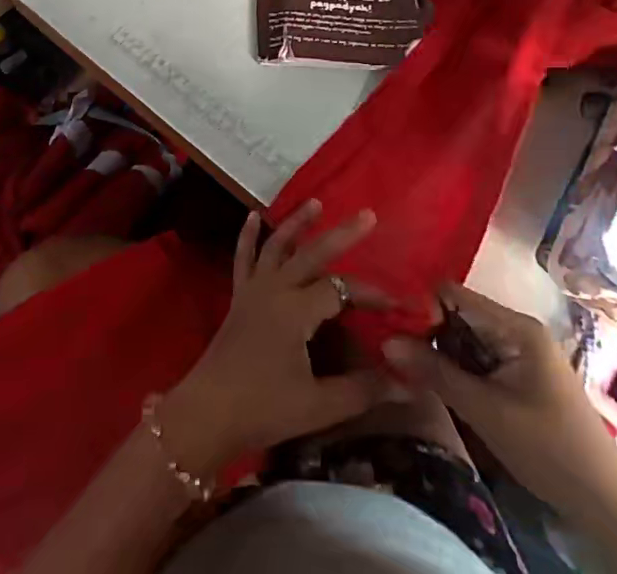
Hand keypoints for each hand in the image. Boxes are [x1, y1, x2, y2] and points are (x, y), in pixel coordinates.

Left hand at [160, 202, 394, 476]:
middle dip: (342, 234)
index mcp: (295, 310)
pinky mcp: (238, 299)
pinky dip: (248, 237)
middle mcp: (274, 290)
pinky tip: (254, 217)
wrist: (206, 415)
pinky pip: (243, 259)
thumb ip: (364, 390)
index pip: (342, 291)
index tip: (400, 306)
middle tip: (367, 215)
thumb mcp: (319, 405)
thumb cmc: (263, 408)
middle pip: (312, 254)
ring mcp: (253, 291)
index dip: (372, 296)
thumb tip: (410, 384)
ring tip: (315, 202)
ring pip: (277, 247)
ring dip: (297, 224)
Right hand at [383, 283, 607, 491]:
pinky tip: (429, 378)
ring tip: (397, 358)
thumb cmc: (547, 448)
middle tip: (385, 343)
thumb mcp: (484, 409)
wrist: (602, 499)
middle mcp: (518, 331)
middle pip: (459, 317)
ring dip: (437, 351)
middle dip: (425, 330)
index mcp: (517, 327)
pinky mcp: (518, 376)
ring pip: (465, 341)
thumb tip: (386, 341)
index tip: (386, 318)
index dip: (421, 303)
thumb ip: (435, 372)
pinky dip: (454, 369)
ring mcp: (520, 354)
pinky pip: (478, 360)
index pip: (456, 295)